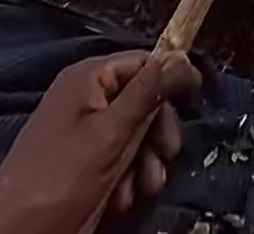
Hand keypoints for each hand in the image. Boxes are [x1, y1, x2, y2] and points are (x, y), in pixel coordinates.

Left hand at [0, 50, 200, 233]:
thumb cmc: (59, 182)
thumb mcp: (111, 133)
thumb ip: (150, 91)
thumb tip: (184, 55)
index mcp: (88, 78)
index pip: (145, 62)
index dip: (171, 80)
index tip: (194, 102)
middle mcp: (86, 98)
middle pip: (144, 98)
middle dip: (158, 131)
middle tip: (168, 155)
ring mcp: (82, 132)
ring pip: (135, 131)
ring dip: (147, 159)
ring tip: (146, 187)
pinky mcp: (81, 163)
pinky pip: (119, 156)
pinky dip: (129, 175)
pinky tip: (126, 198)